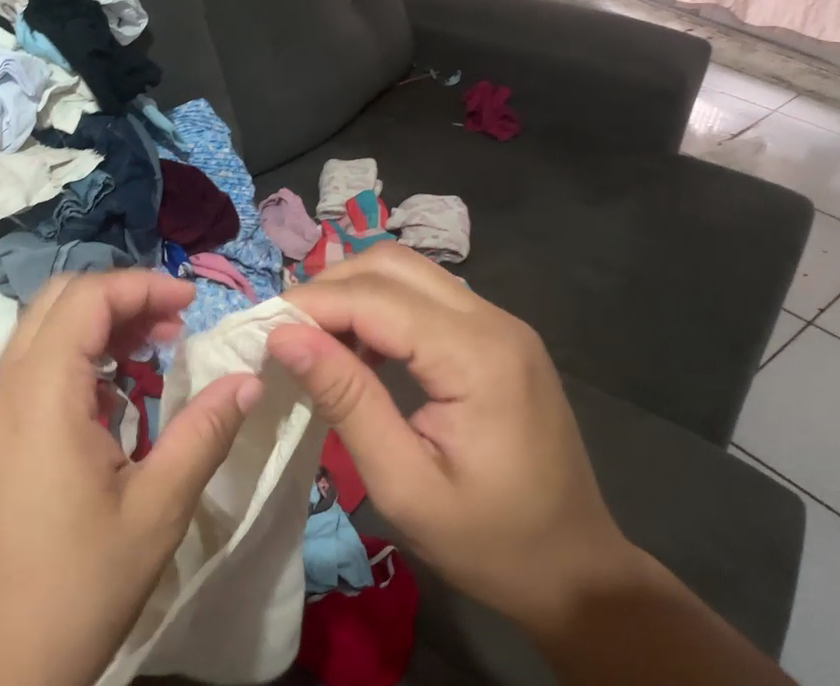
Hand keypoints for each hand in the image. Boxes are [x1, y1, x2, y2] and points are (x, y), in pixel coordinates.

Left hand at [0, 270, 262, 685]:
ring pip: (37, 335)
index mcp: (41, 392)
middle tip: (174, 325)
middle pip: (56, 302)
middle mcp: (3, 387)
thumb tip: (249, 380)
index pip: (87, 297)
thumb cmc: (79, 586)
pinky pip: (26, 372)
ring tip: (150, 355)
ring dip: (93, 329)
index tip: (194, 302)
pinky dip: (69, 361)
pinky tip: (108, 404)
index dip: (143, 286)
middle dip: (119, 299)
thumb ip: (204, 433)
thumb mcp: (157, 510)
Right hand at [267, 244, 638, 636]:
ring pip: (408, 273)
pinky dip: (381, 309)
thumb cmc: (490, 543)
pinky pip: (428, 298)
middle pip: (391, 265)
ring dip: (353, 294)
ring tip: (312, 340)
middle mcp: (494, 322)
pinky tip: (358, 351)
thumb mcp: (404, 484)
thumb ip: (346, 400)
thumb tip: (283, 336)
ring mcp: (502, 326)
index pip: (373, 298)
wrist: (578, 573)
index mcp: (477, 356)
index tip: (260, 333)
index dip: (310, 305)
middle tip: (284, 334)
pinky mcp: (500, 340)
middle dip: (328, 288)